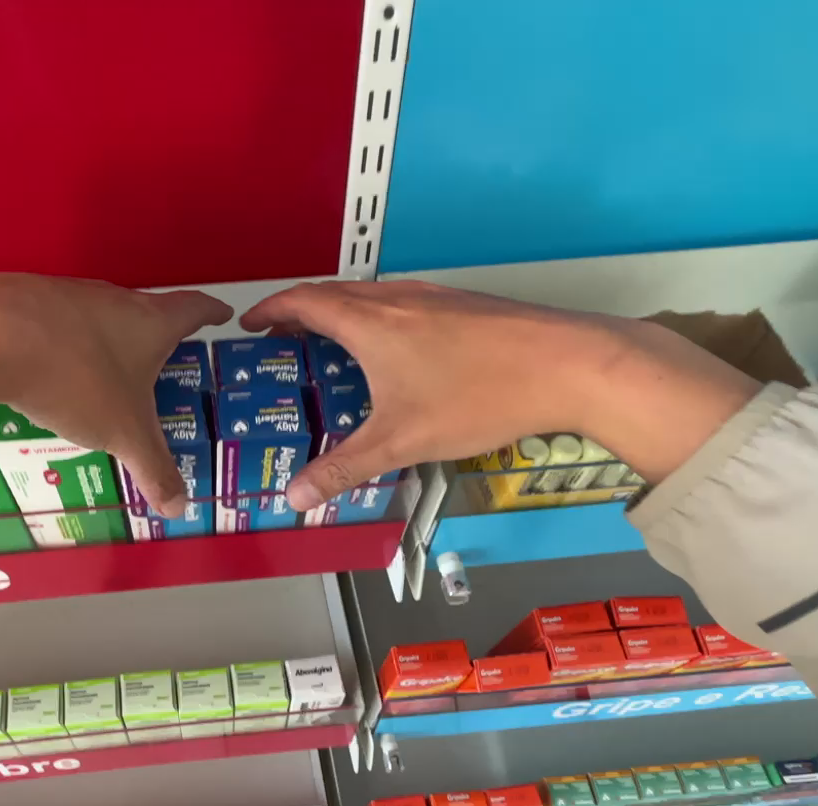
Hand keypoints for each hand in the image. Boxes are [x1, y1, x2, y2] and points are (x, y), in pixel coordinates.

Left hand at [0, 274, 231, 515]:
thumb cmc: (78, 380)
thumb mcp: (124, 435)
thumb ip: (154, 470)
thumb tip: (180, 509)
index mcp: (149, 321)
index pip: (193, 308)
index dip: (212, 312)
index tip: (223, 314)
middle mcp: (113, 298)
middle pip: (145, 310)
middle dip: (156, 335)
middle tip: (163, 363)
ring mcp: (66, 293)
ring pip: (99, 316)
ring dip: (107, 340)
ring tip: (107, 373)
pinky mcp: (24, 298)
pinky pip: (56, 323)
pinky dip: (64, 344)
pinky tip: (51, 370)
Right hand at [239, 281, 759, 509]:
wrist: (569, 364)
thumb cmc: (474, 398)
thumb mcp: (400, 441)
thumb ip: (342, 469)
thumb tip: (292, 499)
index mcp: (369, 322)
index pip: (303, 301)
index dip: (270, 310)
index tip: (249, 325)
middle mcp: (396, 299)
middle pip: (334, 295)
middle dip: (300, 315)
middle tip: (282, 344)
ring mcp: (433, 297)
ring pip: (370, 298)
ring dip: (340, 316)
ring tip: (330, 349)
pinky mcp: (463, 306)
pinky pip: (400, 305)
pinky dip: (375, 320)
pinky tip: (394, 354)